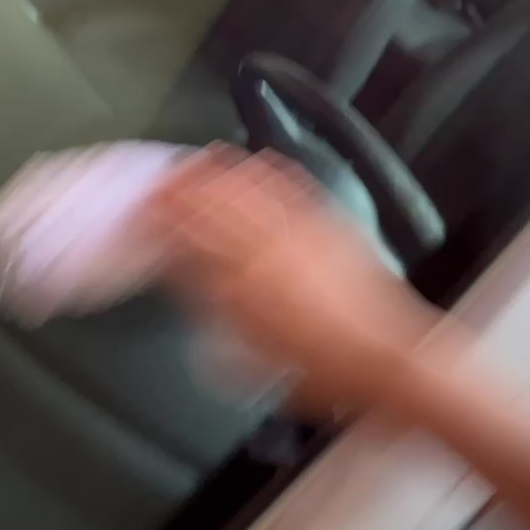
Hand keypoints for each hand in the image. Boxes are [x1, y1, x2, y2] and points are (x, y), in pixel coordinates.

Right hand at [148, 145, 447, 409]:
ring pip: (245, 189)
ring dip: (213, 174)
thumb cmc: (325, 369)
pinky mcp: (327, 224)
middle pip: (209, 208)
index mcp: (242, 287)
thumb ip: (219, 317)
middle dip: (176, 192)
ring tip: (193, 162)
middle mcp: (266, 252)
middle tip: (156, 184)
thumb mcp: (253, 358)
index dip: (161, 226)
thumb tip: (197, 290)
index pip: (188, 243)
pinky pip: (291, 186)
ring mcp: (298, 232)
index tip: (143, 217)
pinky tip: (253, 160)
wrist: (385, 357)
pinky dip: (266, 170)